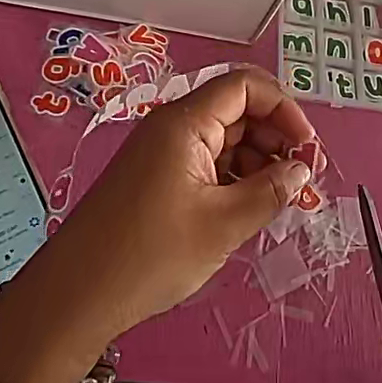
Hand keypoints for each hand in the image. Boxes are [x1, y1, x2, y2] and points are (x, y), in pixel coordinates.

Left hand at [20, 67, 315, 346]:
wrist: (75, 296)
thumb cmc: (150, 256)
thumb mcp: (223, 225)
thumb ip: (271, 191)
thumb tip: (302, 170)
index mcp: (185, 123)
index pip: (246, 86)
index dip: (285, 110)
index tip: (306, 149)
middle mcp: (173, 127)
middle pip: (238, 110)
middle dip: (275, 138)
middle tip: (300, 180)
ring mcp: (162, 152)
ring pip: (225, 138)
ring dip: (257, 162)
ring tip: (278, 200)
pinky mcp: (157, 176)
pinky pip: (207, 162)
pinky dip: (234, 177)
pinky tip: (248, 207)